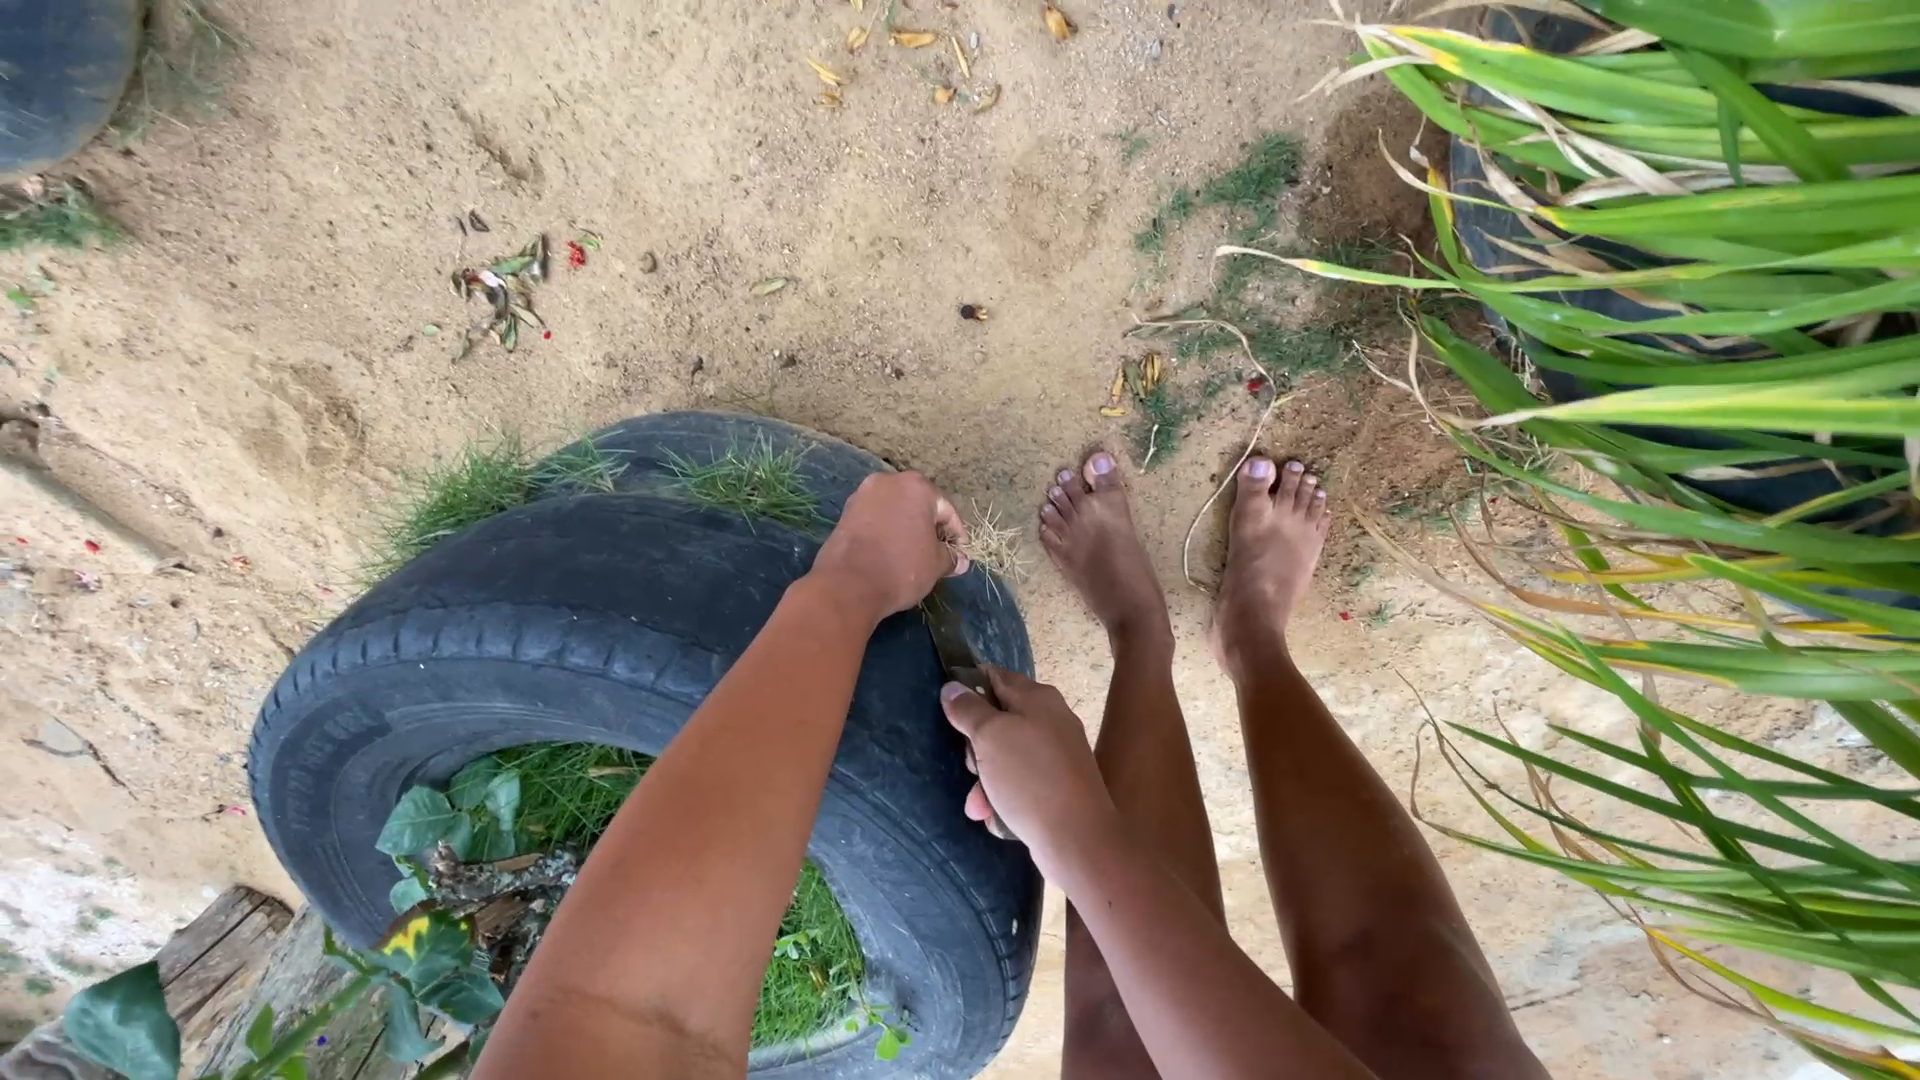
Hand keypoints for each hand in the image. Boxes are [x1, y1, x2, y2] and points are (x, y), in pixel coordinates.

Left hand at [810, 471, 968, 623]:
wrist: (848, 585)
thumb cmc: (901, 567)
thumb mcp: (936, 564)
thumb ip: (950, 557)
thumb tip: (960, 560)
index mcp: (916, 486)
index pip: (946, 510)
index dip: (956, 534)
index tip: (959, 553)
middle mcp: (888, 482)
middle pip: (919, 504)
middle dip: (930, 527)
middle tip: (938, 553)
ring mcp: (863, 495)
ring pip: (895, 510)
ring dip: (907, 528)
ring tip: (914, 555)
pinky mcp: (845, 513)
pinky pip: (875, 519)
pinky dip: (886, 532)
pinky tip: (891, 553)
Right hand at [940, 666, 1116, 873]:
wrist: (1077, 838)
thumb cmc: (1029, 777)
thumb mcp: (990, 736)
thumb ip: (968, 709)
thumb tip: (952, 687)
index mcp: (1038, 698)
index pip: (995, 676)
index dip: (968, 688)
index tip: (948, 710)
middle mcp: (1050, 720)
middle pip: (997, 721)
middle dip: (976, 746)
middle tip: (972, 764)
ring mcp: (1056, 755)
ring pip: (1005, 758)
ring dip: (985, 781)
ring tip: (980, 805)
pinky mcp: (1057, 787)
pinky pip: (1020, 785)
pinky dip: (1004, 799)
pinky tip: (997, 819)